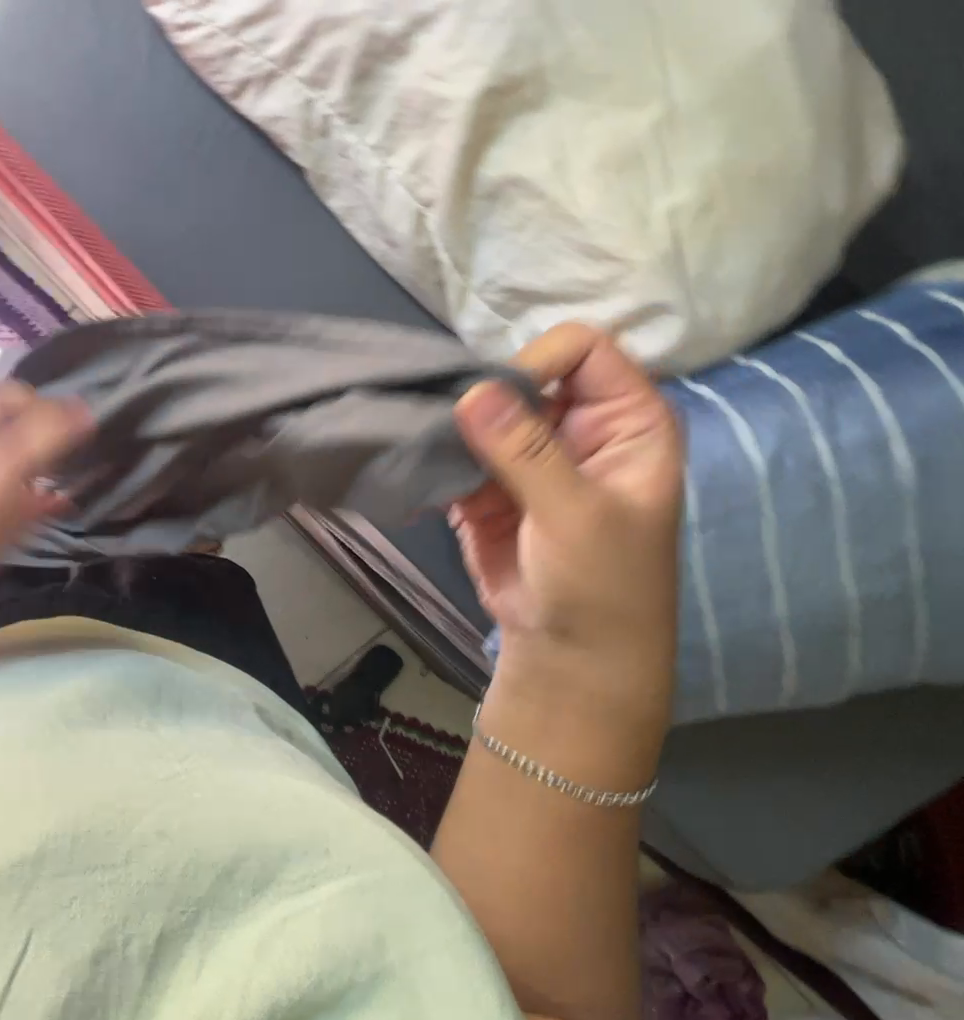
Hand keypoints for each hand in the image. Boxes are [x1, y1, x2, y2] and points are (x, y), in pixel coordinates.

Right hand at [450, 325, 682, 710]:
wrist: (568, 648)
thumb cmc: (601, 581)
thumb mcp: (575, 512)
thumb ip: (525, 450)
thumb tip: (470, 390)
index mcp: (623, 420)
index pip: (582, 350)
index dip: (536, 364)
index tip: (496, 404)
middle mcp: (574, 428)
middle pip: (521, 377)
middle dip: (481, 397)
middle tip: (447, 428)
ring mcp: (525, 458)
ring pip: (479, 415)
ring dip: (449, 429)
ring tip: (425, 450)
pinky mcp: (484, 487)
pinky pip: (454, 454)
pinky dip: (434, 459)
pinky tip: (418, 470)